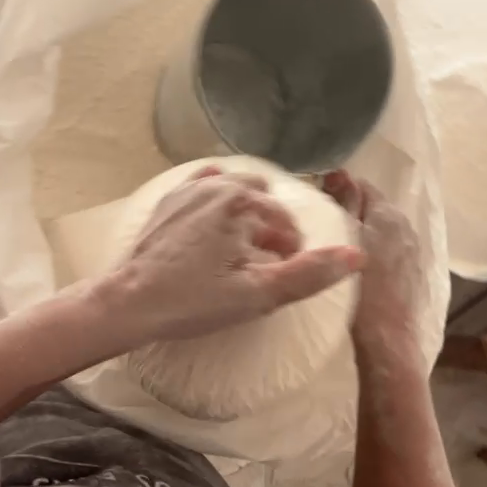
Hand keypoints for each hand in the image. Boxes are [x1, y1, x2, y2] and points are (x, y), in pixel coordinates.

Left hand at [92, 167, 362, 349]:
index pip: (288, 227)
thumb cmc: (192, 301)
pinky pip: (205, 189)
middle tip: (259, 270)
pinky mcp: (169, 201)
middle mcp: (218, 185)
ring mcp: (189, 189)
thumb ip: (308, 274)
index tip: (276, 283)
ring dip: (247, 216)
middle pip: (265, 205)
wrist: (130, 302)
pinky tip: (215, 228)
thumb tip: (356, 256)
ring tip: (239, 254)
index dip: (290, 258)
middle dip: (270, 233)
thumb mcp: (257, 295)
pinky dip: (219, 203)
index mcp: (244, 202)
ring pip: (236, 193)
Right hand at [323, 170, 429, 363]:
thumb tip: (340, 173)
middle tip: (318, 224)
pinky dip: (369, 250)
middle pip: (373, 208)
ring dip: (359, 231)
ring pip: (379, 230)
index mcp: (389, 216)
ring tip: (331, 245)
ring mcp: (411, 252)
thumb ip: (346, 206)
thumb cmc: (360, 289)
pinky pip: (386, 250)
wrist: (387, 339)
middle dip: (349, 210)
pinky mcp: (410, 274)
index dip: (338, 188)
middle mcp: (405, 228)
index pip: (362, 187)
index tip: (314, 200)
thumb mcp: (345, 241)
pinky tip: (352, 266)